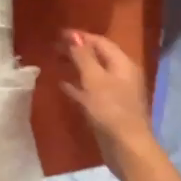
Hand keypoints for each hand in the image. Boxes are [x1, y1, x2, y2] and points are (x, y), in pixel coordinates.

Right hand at [59, 29, 152, 175]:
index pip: (101, 42)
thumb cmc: (110, 110)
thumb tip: (73, 35)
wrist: (126, 146)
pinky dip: (78, 85)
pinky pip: (91, 90)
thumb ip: (83, 57)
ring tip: (57, 62)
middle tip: (54, 48)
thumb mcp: (94, 79)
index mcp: (122, 64)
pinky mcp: (109, 108)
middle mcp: (121, 75)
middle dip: (77, 51)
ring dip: (76, 67)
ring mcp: (116, 92)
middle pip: (98, 56)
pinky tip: (63, 86)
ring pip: (93, 73)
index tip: (59, 34)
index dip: (81, 36)